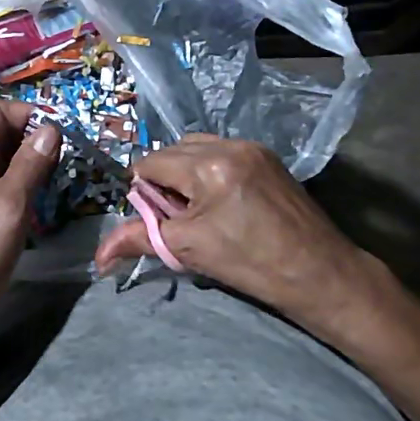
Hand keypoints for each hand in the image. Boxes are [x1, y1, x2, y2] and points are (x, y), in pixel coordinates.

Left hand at [0, 100, 59, 353]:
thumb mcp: (9, 204)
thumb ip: (30, 163)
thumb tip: (51, 127)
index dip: (26, 113)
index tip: (58, 133)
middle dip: (30, 136)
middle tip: (63, 156)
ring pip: (1, 158)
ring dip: (28, 160)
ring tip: (55, 175)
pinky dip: (21, 181)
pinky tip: (39, 196)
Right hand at [95, 135, 397, 348]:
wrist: (321, 275)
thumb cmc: (252, 264)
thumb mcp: (189, 250)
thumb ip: (138, 240)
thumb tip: (98, 257)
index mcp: (209, 166)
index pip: (151, 163)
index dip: (145, 191)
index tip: (159, 218)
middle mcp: (230, 145)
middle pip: (172, 152)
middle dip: (165, 181)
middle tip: (178, 217)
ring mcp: (252, 147)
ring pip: (196, 148)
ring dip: (186, 172)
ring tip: (199, 208)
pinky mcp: (268, 157)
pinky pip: (222, 152)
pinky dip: (210, 170)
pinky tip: (222, 201)